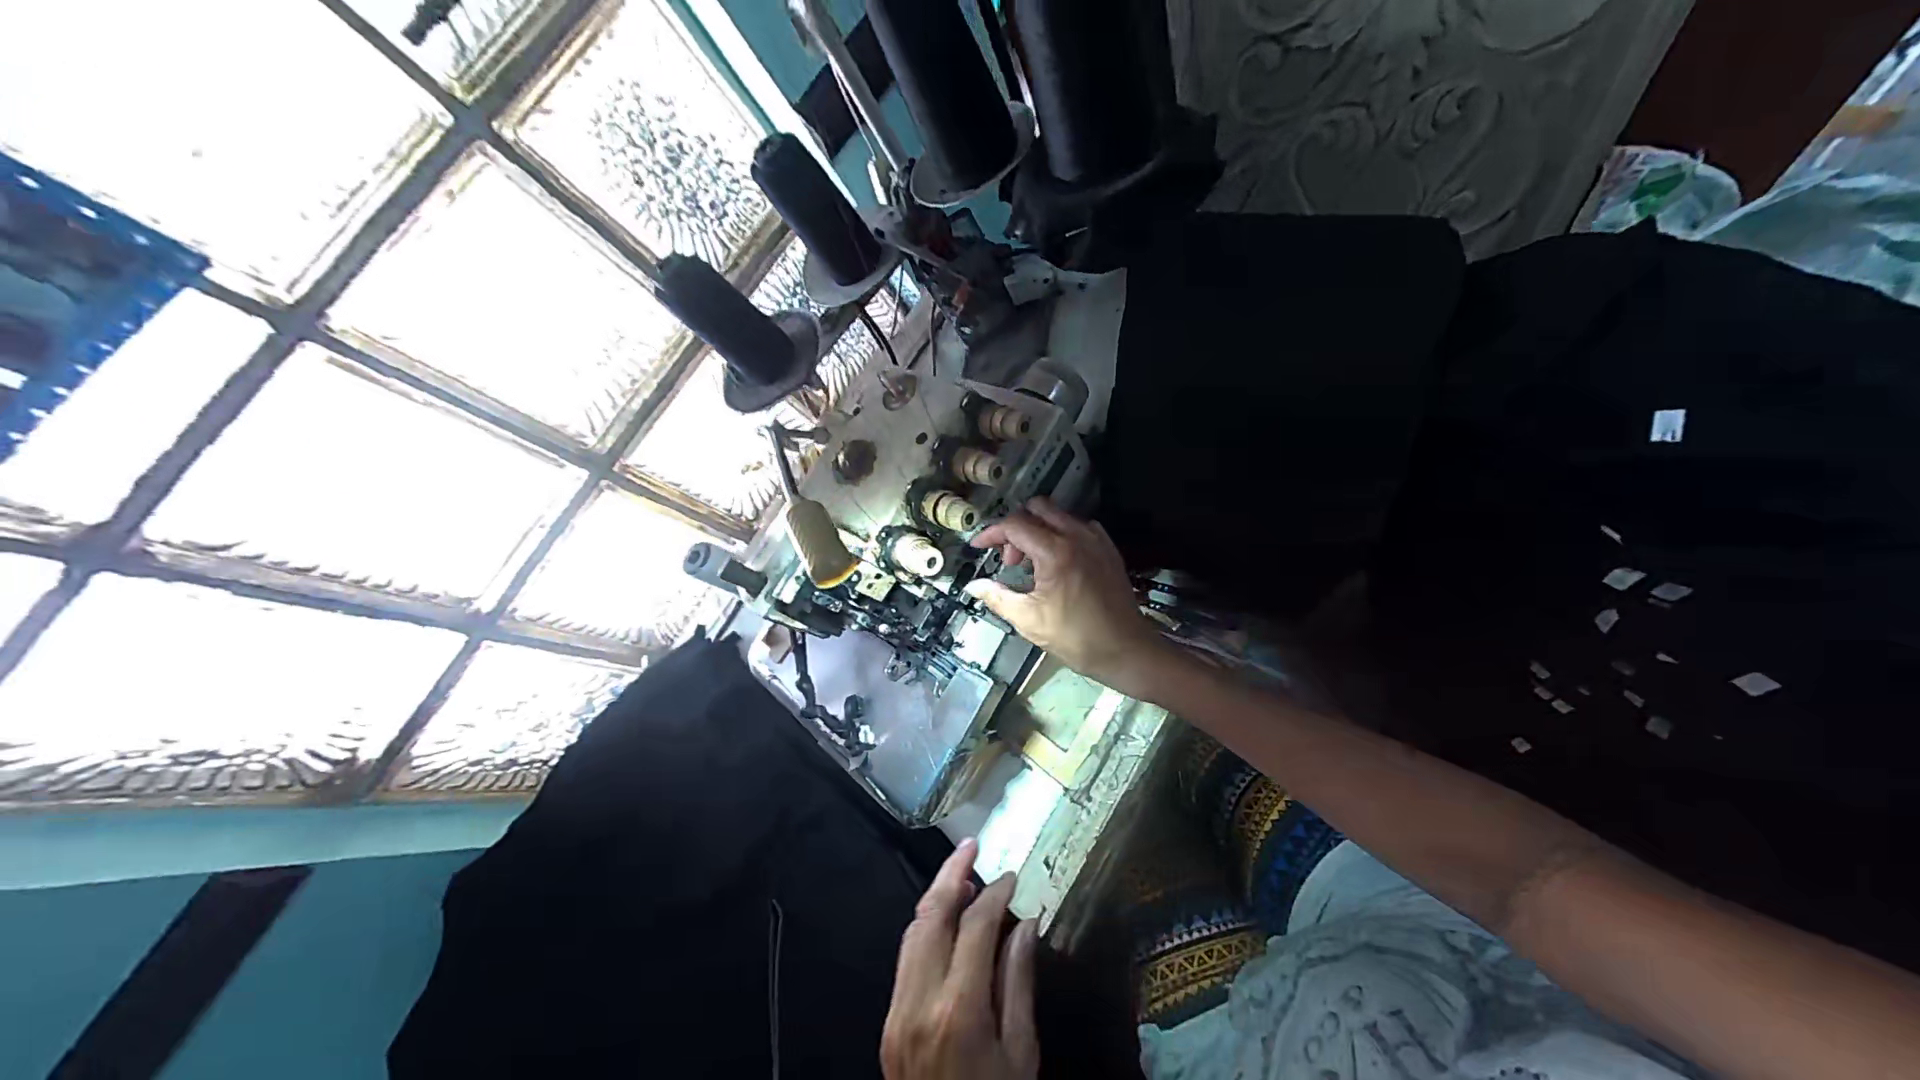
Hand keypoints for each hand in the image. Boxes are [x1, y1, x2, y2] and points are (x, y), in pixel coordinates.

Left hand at [882, 838, 1038, 1079]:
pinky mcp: (888, 1022)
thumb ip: (1019, 982)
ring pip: (912, 931)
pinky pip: (905, 958)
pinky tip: (945, 921)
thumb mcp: (1022, 1054)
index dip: (995, 893)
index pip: (975, 926)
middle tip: (972, 846)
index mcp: (959, 1009)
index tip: (1013, 876)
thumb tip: (1025, 923)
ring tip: (962, 876)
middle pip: (931, 915)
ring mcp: (897, 1011)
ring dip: (936, 898)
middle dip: (951, 873)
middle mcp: (919, 1000)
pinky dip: (925, 928)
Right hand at [964, 497, 1168, 697]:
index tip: (979, 547)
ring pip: (1058, 515)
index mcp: (1056, 552)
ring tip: (1031, 564)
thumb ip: (997, 597)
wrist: (1125, 649)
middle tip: (1010, 559)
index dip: (991, 533)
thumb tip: (974, 586)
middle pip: (1037, 508)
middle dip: (1016, 527)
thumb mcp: (1029, 620)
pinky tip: (1056, 563)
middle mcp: (1077, 536)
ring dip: (1038, 530)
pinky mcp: (1108, 548)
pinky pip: (1078, 527)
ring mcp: (1096, 540)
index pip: (1015, 525)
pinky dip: (1060, 535)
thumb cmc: (1076, 638)